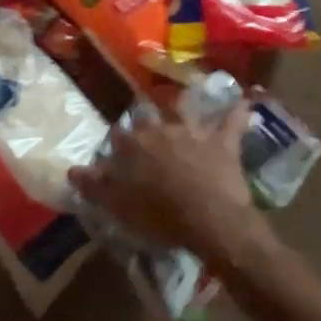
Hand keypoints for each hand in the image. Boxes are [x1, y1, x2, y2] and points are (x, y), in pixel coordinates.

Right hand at [68, 95, 274, 265]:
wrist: (209, 221)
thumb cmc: (160, 215)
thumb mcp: (118, 205)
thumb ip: (94, 185)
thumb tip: (72, 169)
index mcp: (133, 144)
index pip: (118, 134)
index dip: (118, 142)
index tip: (118, 149)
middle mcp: (160, 130)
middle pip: (148, 118)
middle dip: (147, 120)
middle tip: (147, 127)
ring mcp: (193, 133)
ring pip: (184, 110)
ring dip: (182, 106)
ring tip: (182, 99)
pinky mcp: (222, 143)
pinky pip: (233, 122)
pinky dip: (240, 110)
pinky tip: (248, 99)